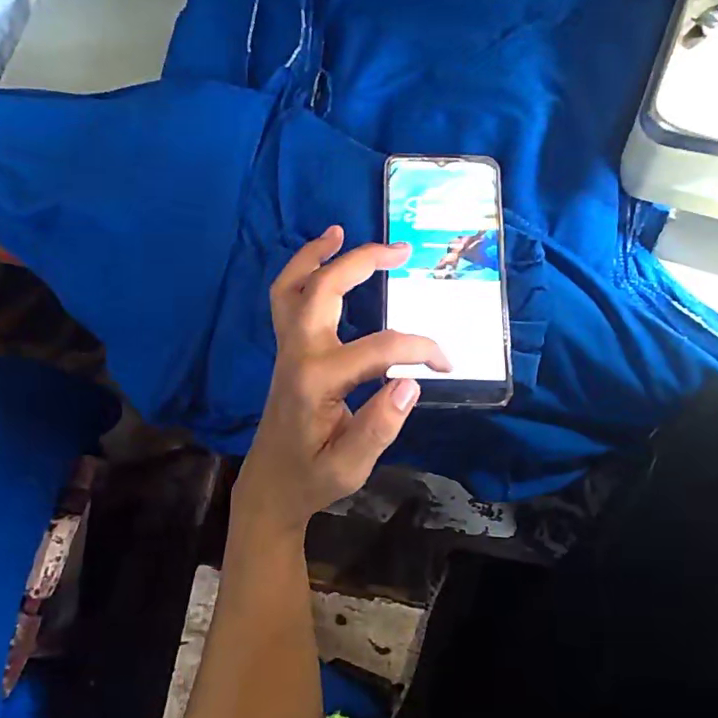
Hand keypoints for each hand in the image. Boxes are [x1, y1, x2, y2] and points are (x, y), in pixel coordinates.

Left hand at [235, 227, 450, 537]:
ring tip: (340, 232)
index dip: (419, 350)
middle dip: (361, 263)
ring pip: (292, 287)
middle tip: (401, 252)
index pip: (378, 349)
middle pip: (323, 291)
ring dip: (316, 256)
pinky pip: (285, 300)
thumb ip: (379, 427)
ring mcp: (287, 348)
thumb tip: (410, 382)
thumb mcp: (350, 467)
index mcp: (317, 381)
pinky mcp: (286, 350)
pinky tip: (321, 261)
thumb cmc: (312, 477)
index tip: (446, 363)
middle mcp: (298, 354)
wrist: (271, 485)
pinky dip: (300, 273)